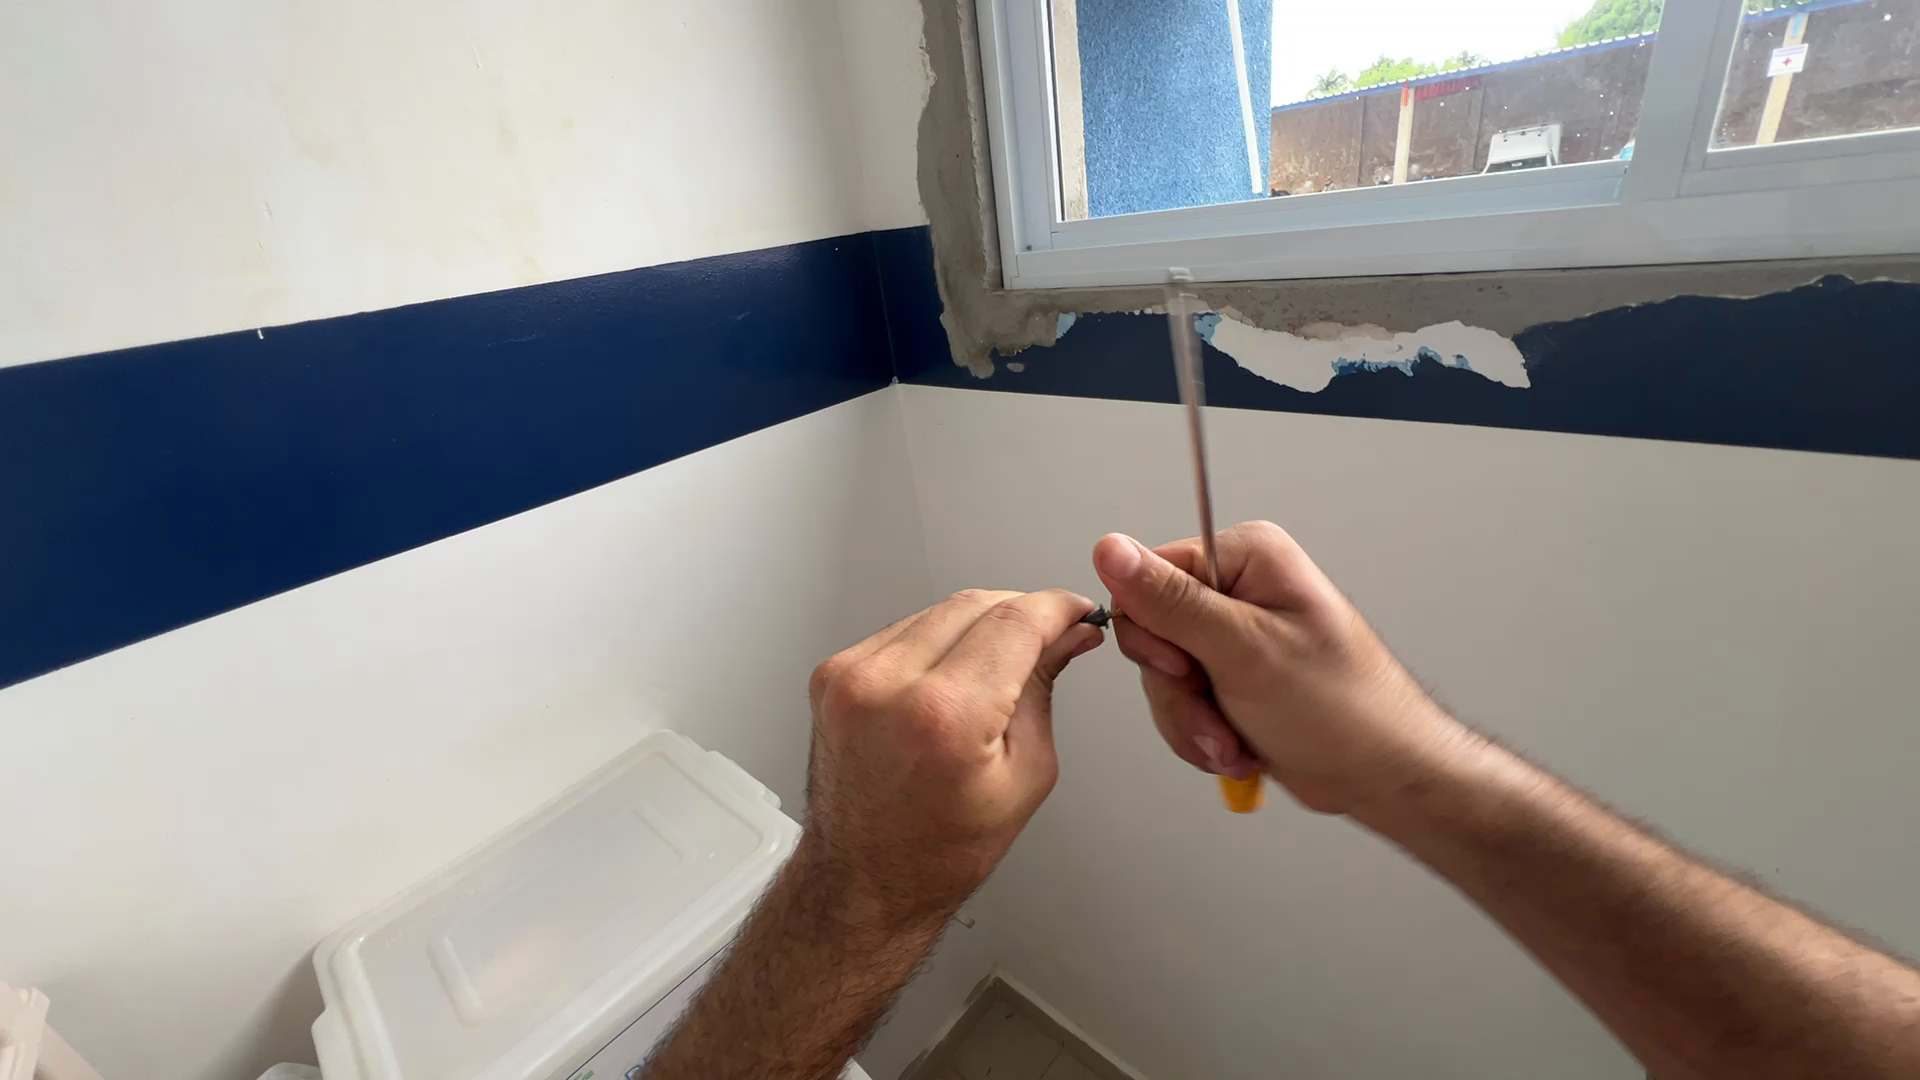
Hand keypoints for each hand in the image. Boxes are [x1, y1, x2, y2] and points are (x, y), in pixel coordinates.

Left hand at [803, 589, 1104, 926]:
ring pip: (940, 609)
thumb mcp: (1025, 774)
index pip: (1016, 622)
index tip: (1076, 610)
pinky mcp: (834, 672)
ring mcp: (852, 675)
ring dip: (981, 622)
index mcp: (943, 716)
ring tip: (999, 664)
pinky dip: (940, 638)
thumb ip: (1044, 688)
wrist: (862, 879)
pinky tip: (953, 671)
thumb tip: (1068, 635)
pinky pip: (905, 628)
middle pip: (976, 603)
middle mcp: (887, 685)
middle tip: (1050, 633)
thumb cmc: (938, 850)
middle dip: (1022, 610)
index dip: (1057, 607)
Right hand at [1092, 521, 1470, 814]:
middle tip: (1215, 710)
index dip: (1154, 631)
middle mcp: (1233, 586)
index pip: (1146, 574)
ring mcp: (1227, 631)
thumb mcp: (1244, 650)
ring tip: (1233, 737)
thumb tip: (1110, 550)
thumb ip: (1170, 600)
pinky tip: (1235, 742)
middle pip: (1149, 629)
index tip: (1187, 666)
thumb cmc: (1345, 710)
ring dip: (1190, 717)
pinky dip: (1198, 729)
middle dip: (1178, 687)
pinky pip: (1176, 696)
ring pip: (1159, 672)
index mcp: (1243, 557)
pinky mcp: (1224, 670)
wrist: (1382, 776)